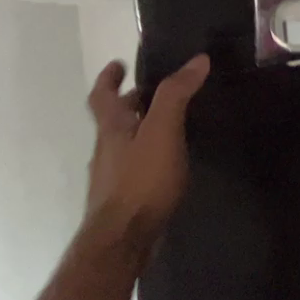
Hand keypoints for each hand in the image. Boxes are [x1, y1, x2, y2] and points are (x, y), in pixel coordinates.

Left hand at [82, 55, 209, 253]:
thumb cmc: (141, 180)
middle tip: (157, 90)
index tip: (118, 64)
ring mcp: (113, 175)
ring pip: (125, 141)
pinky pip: (136, 163)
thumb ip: (176, 95)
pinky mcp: (125, 196)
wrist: (122, 239)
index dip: (109, 78)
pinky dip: (149, 152)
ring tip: (171, 121)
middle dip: (132, 101)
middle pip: (115, 119)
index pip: (102, 97)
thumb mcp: (162, 131)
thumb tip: (197, 60)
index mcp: (112, 129)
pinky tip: (169, 160)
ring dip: (142, 127)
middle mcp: (107, 149)